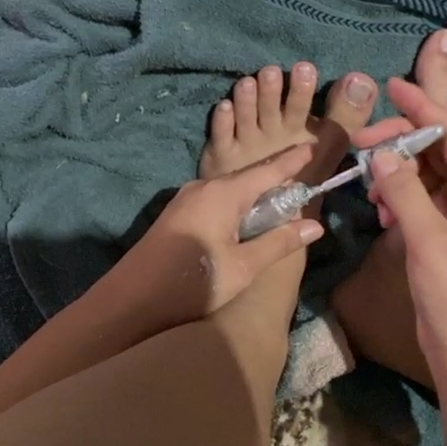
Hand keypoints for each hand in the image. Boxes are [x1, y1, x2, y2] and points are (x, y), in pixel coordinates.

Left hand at [103, 143, 324, 330]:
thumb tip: (314, 225)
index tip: (313, 145)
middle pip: (249, 178)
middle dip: (276, 180)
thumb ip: (278, 243)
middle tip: (304, 182)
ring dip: (256, 197)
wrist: (131, 300)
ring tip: (282, 205)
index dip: (293, 161)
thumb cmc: (192, 283)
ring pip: (232, 191)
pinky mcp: (178, 216)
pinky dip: (238, 207)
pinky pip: (217, 202)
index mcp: (223, 194)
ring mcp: (187, 200)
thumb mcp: (243, 267)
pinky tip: (248, 222)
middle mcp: (204, 188)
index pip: (268, 171)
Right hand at [356, 77, 446, 375]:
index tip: (393, 86)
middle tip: (360, 142)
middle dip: (401, 143)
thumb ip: (405, 192)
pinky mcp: (444, 234)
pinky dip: (398, 197)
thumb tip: (381, 152)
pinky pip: (419, 200)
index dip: (424, 109)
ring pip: (426, 175)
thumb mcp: (428, 241)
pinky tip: (379, 207)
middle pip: (439, 152)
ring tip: (368, 182)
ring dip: (396, 173)